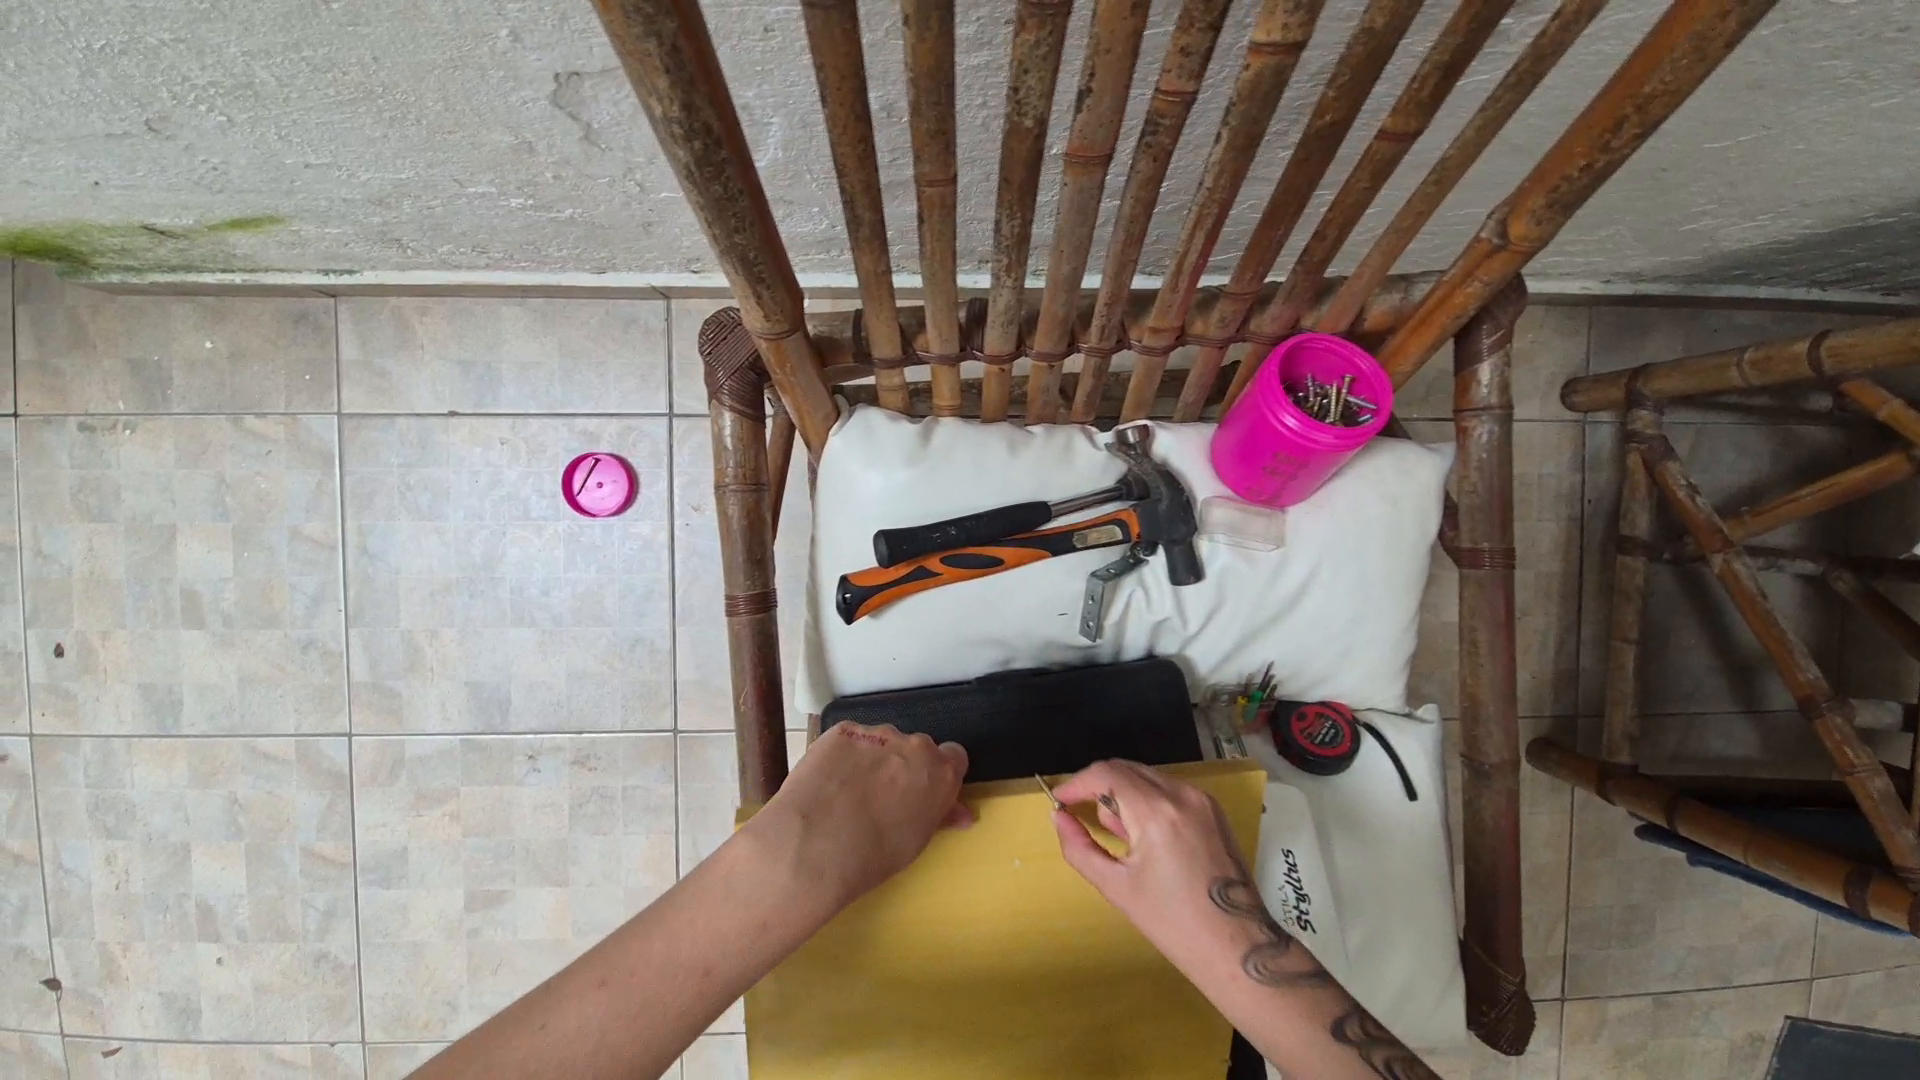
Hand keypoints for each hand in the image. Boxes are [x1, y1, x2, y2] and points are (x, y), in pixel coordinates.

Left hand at [743, 722, 972, 916]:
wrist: (814, 843)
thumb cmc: (873, 855)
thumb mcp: (915, 842)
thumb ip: (938, 816)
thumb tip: (960, 813)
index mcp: (941, 772)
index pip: (954, 756)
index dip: (938, 774)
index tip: (923, 791)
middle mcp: (915, 744)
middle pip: (915, 748)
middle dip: (904, 766)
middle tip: (883, 796)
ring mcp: (877, 734)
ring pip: (881, 742)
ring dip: (873, 759)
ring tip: (848, 792)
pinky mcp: (842, 730)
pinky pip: (850, 739)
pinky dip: (844, 756)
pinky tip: (829, 781)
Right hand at [1047, 760, 1255, 972]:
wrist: (1237, 947)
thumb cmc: (1172, 923)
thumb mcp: (1116, 887)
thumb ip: (1080, 848)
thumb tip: (1059, 818)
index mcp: (1157, 812)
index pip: (1106, 773)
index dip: (1076, 783)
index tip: (1060, 802)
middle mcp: (1182, 794)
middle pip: (1126, 769)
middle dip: (1099, 788)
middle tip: (1088, 823)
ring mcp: (1202, 799)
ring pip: (1147, 777)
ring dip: (1124, 794)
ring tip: (1124, 839)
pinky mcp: (1214, 809)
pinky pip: (1169, 789)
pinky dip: (1148, 801)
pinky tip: (1149, 838)